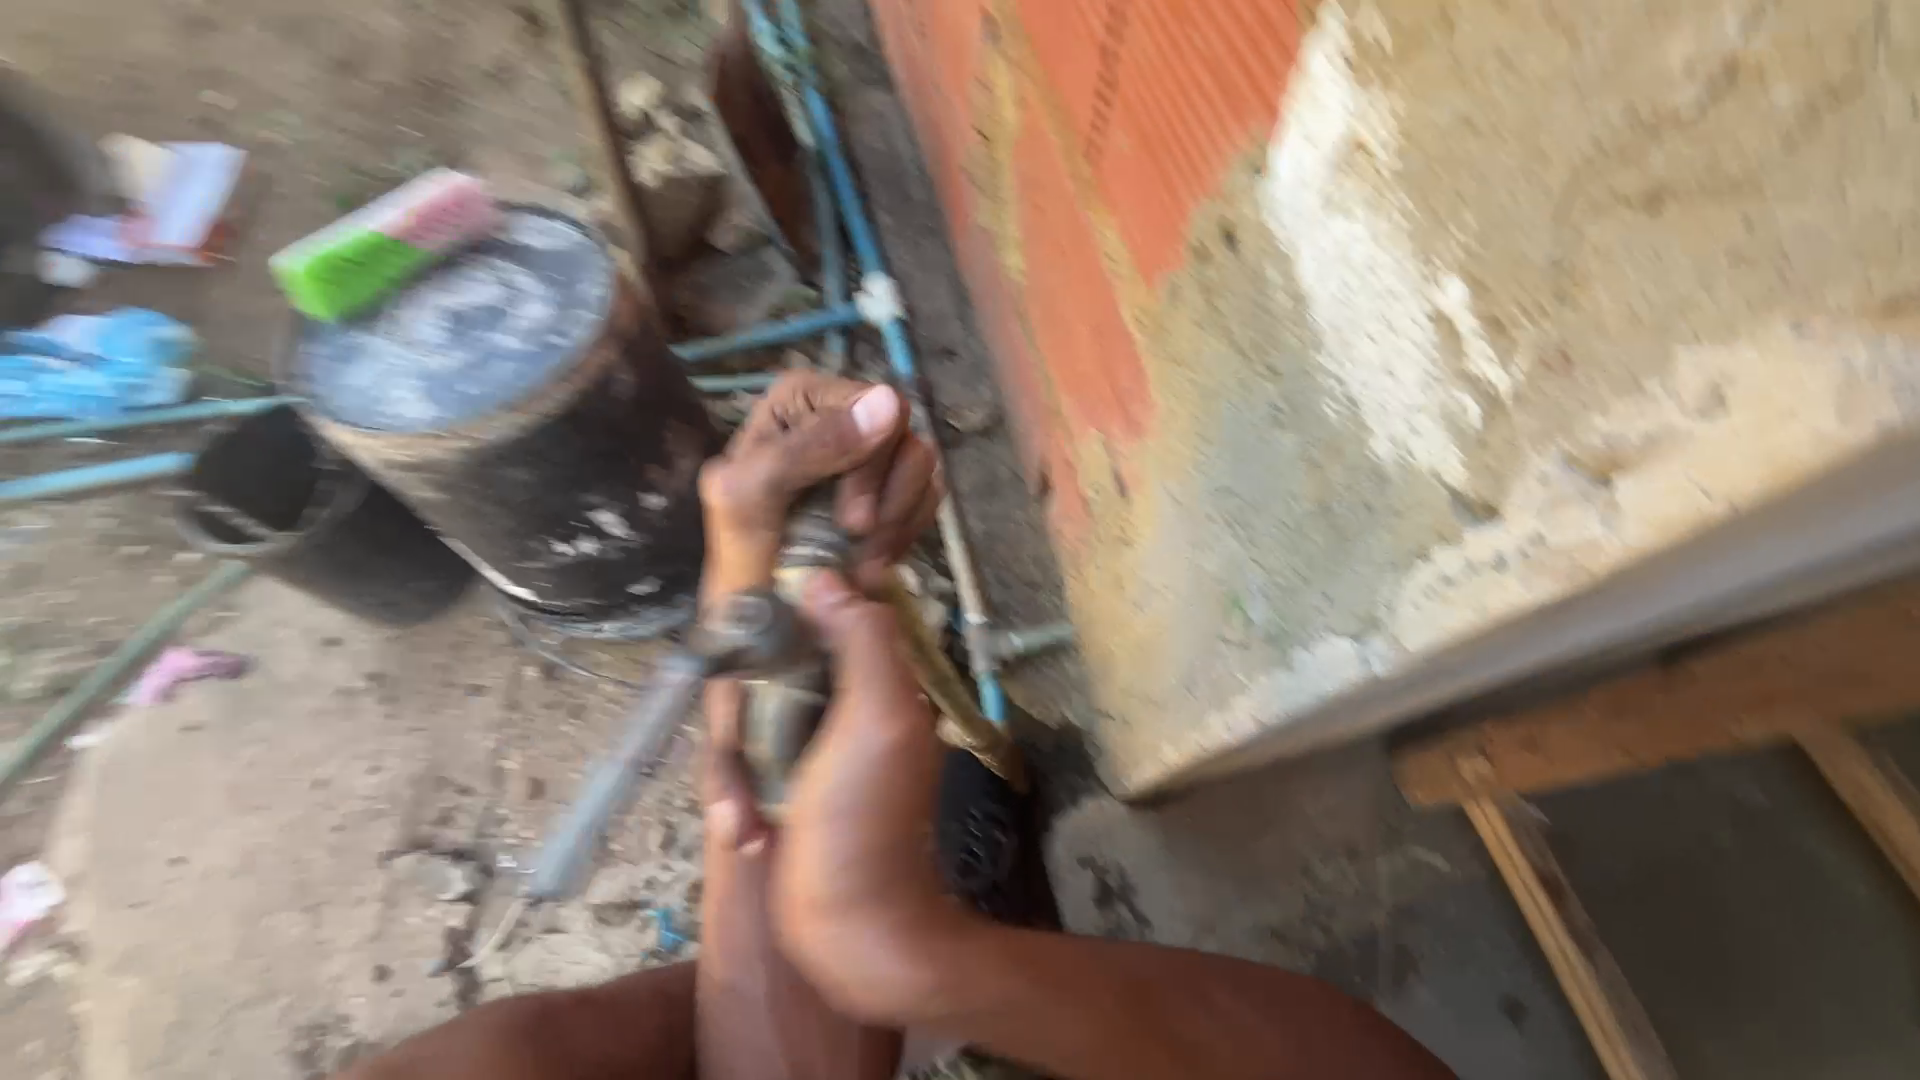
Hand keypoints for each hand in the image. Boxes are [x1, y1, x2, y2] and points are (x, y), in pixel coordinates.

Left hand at [699, 371, 943, 596]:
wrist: (760, 608)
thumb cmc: (742, 552)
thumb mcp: (752, 495)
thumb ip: (812, 445)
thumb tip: (890, 402)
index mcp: (801, 399)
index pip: (873, 403)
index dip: (871, 462)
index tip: (854, 520)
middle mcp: (842, 417)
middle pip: (905, 437)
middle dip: (886, 497)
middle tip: (857, 538)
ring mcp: (871, 453)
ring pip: (923, 466)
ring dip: (898, 517)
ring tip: (864, 554)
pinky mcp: (893, 488)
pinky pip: (930, 495)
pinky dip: (908, 529)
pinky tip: (876, 553)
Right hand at [704, 571, 976, 1023]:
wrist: (854, 930)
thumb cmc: (866, 820)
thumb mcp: (879, 718)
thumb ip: (864, 642)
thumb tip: (827, 577)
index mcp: (879, 678)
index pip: (828, 615)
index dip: (787, 612)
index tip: (746, 630)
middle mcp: (849, 702)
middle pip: (775, 666)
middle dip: (743, 710)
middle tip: (739, 759)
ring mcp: (814, 745)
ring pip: (750, 717)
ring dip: (735, 766)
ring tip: (743, 816)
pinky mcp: (785, 782)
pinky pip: (745, 762)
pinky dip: (737, 794)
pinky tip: (748, 831)